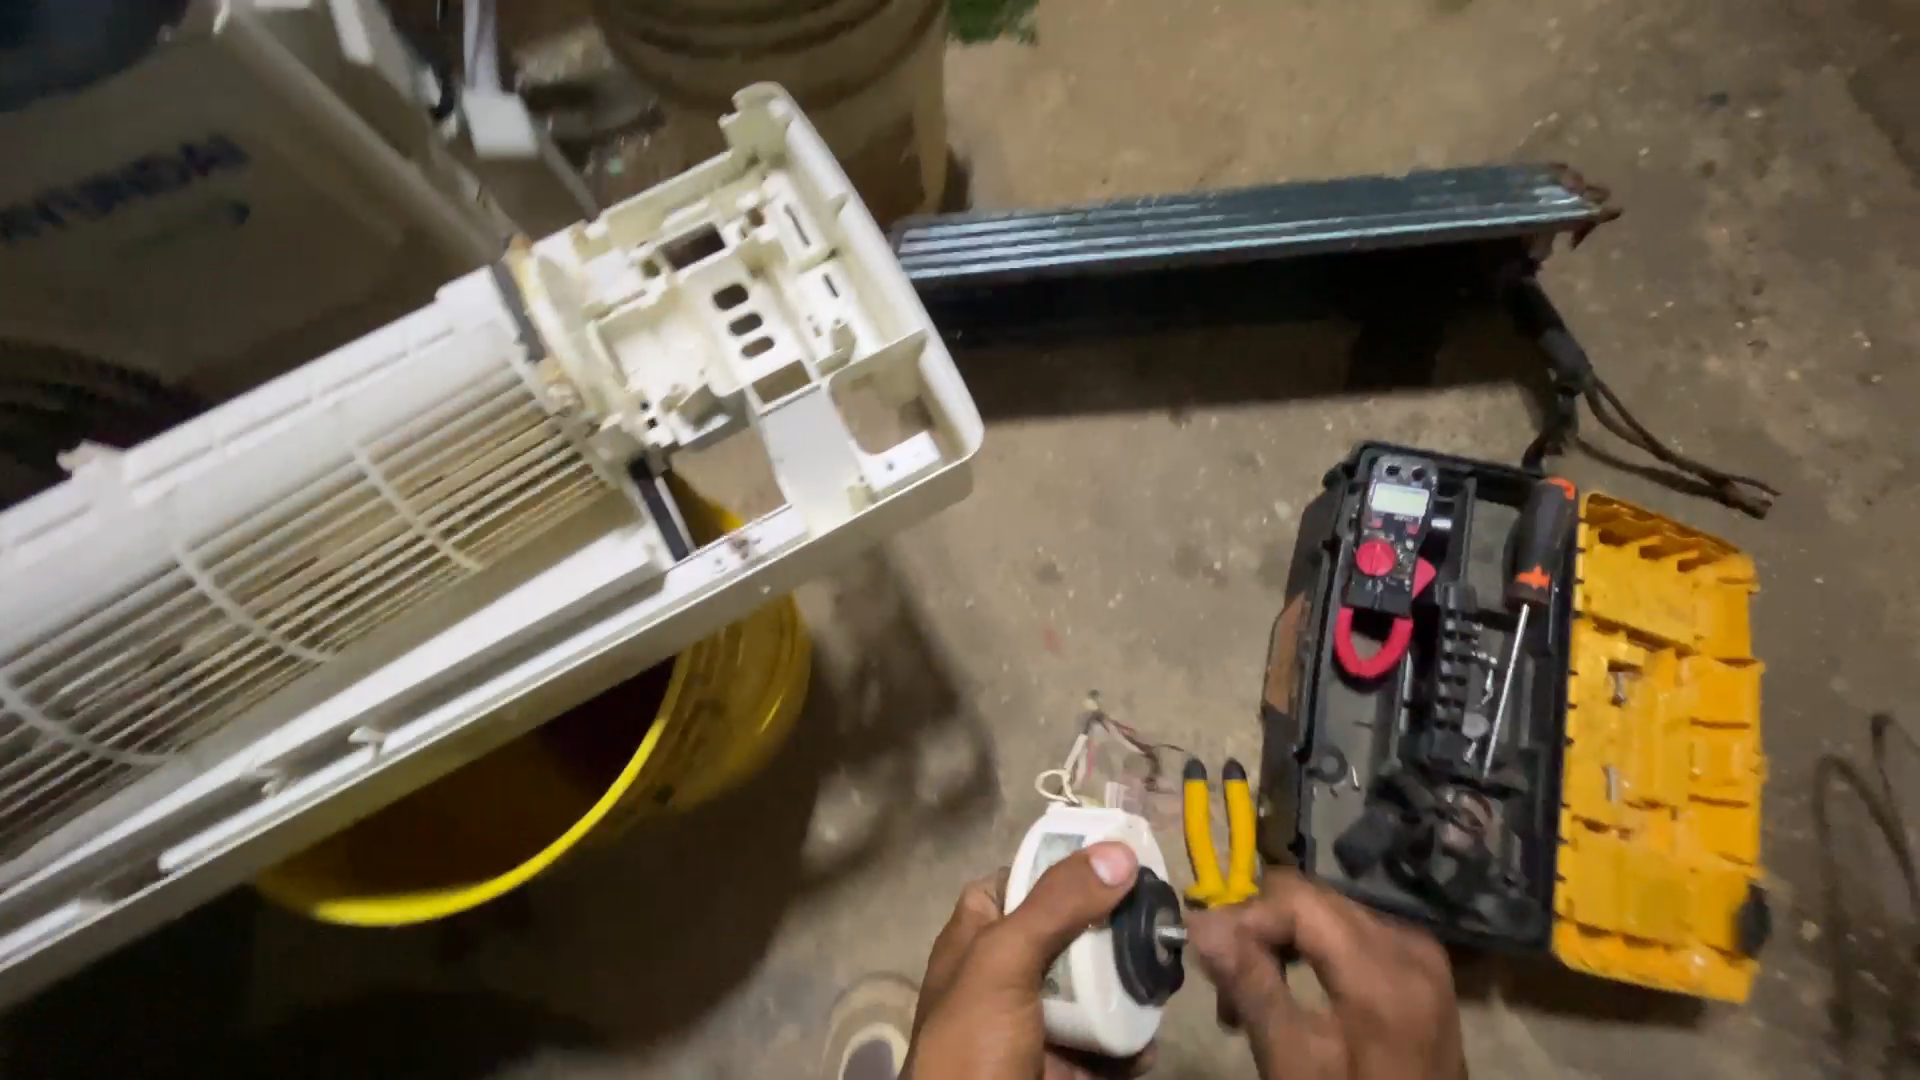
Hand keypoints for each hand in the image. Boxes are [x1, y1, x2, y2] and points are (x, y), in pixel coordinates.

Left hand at [904, 842, 1155, 1079]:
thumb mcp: (1004, 960)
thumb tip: (1117, 852)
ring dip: (1126, 986)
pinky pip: (1102, 1044)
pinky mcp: (1060, 1067)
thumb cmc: (972, 1043)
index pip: (1019, 880)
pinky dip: (1127, 1041)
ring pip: (1090, 989)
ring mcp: (1034, 1023)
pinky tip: (1146, 1040)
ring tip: (1159, 977)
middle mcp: (1005, 972)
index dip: (1062, 865)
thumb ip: (1057, 904)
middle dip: (1110, 931)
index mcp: (977, 936)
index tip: (1116, 857)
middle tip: (1153, 922)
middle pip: (1068, 933)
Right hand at [1186, 871, 1464, 1079]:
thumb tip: (1198, 922)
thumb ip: (1248, 984)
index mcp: (1383, 971)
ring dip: (1278, 941)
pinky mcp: (1415, 964)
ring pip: (1321, 910)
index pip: (1296, 899)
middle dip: (1258, 931)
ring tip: (1250, 989)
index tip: (1208, 952)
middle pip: (1309, 900)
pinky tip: (1288, 983)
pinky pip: (1345, 929)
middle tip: (1224, 983)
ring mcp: (1417, 951)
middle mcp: (1407, 943)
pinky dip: (1307, 949)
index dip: (1244, 915)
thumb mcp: (1293, 1061)